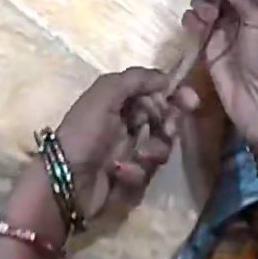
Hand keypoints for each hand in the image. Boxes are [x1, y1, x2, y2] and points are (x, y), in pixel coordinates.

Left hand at [49, 68, 198, 221]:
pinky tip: (120, 172)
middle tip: (166, 130)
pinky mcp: (129, 178)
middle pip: (161, 119)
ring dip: (153, 150)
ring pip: (159, 147)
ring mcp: (128, 150)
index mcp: (117, 99)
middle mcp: (124, 121)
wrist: (66, 180)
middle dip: (167, 124)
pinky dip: (136, 172)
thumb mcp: (106, 93)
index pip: (152, 92)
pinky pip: (147, 172)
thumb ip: (135, 80)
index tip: (190, 100)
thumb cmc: (85, 130)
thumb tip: (166, 78)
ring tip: (140, 156)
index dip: (172, 95)